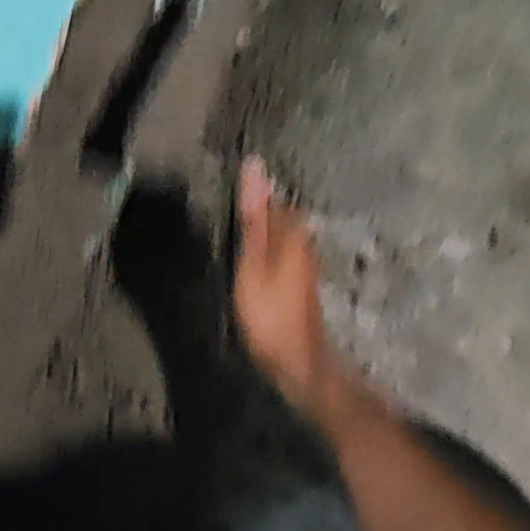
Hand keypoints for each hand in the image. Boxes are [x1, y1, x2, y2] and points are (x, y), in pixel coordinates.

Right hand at [232, 157, 349, 415]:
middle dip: (257, 208)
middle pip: (279, 214)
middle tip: (224, 206)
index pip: (273, 197)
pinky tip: (251, 259)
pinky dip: (266, 250)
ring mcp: (305, 264)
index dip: (251, 191)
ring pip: (281, 234)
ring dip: (260, 230)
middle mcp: (305, 242)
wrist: (298, 364)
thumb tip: (255, 166)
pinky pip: (281, 252)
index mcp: (293, 233)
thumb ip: (252, 218)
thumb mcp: (252, 265)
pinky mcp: (301, 282)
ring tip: (232, 229)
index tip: (224, 187)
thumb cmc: (269, 316)